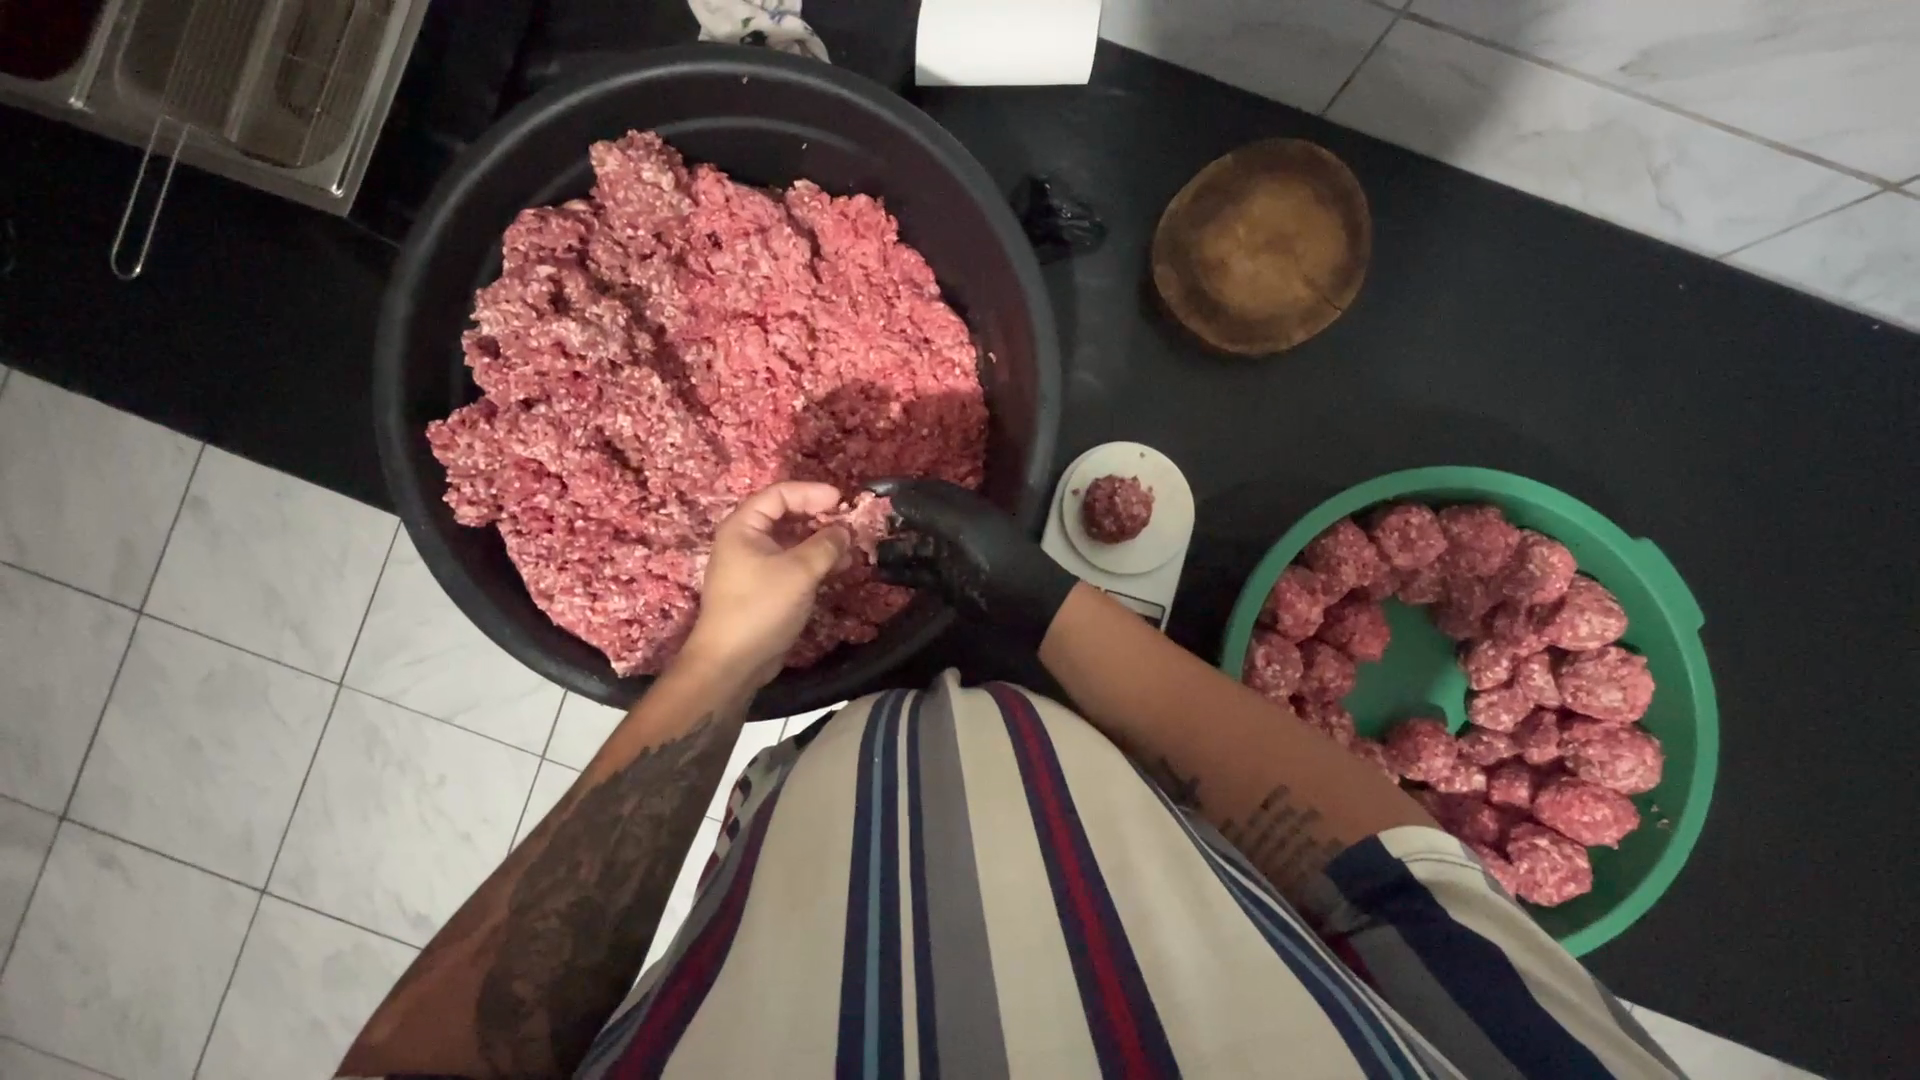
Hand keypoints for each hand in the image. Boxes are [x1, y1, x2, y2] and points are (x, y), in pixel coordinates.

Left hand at [683, 481, 849, 686]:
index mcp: (744, 527)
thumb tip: (844, 530)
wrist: (732, 661)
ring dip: (822, 543)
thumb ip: (826, 545)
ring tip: (851, 549)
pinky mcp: (764, 589)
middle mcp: (746, 541)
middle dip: (820, 518)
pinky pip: (793, 564)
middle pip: (786, 516)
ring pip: (792, 542)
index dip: (811, 493)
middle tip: (849, 524)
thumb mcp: (799, 571)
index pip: (779, 494)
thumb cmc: (761, 607)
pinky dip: (815, 563)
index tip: (841, 500)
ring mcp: (754, 566)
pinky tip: (839, 569)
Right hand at [869, 477, 1077, 651]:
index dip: (893, 487)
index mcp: (958, 506)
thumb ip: (927, 511)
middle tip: (853, 526)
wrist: (1025, 602)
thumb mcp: (962, 528)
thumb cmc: (996, 557)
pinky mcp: (944, 581)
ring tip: (861, 553)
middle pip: (910, 517)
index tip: (862, 489)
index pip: (920, 489)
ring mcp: (946, 554)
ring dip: (887, 548)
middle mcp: (950, 526)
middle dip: (884, 520)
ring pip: (909, 546)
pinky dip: (897, 573)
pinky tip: (876, 575)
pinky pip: (915, 573)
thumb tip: (892, 497)